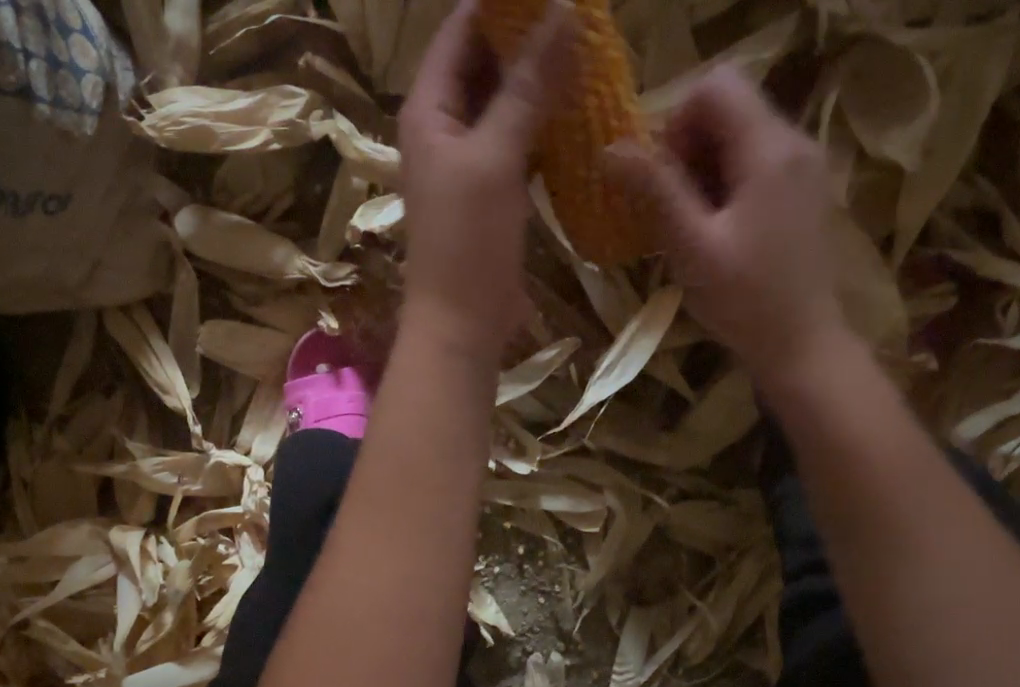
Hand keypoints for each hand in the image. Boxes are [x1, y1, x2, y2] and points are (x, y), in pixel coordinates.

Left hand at [398, 0, 574, 353]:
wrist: (461, 323)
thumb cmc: (467, 241)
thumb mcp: (495, 157)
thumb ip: (526, 87)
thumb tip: (563, 13)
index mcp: (428, 109)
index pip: (461, 32)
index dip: (500, 5)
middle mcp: (444, 127)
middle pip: (485, 63)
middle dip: (528, 38)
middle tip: (582, 19)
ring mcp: (470, 160)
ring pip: (506, 103)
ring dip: (542, 80)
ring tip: (591, 52)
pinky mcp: (494, 190)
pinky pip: (521, 141)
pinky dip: (547, 124)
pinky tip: (583, 111)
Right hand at [608, 68, 855, 374]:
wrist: (802, 346)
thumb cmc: (745, 301)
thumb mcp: (691, 247)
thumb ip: (655, 190)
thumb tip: (610, 148)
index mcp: (769, 150)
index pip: (716, 86)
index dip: (677, 121)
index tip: (664, 176)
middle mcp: (794, 143)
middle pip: (728, 106)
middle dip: (687, 146)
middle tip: (672, 206)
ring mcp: (803, 167)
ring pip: (740, 134)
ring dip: (703, 168)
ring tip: (690, 223)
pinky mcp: (802, 192)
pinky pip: (755, 162)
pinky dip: (725, 182)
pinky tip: (715, 229)